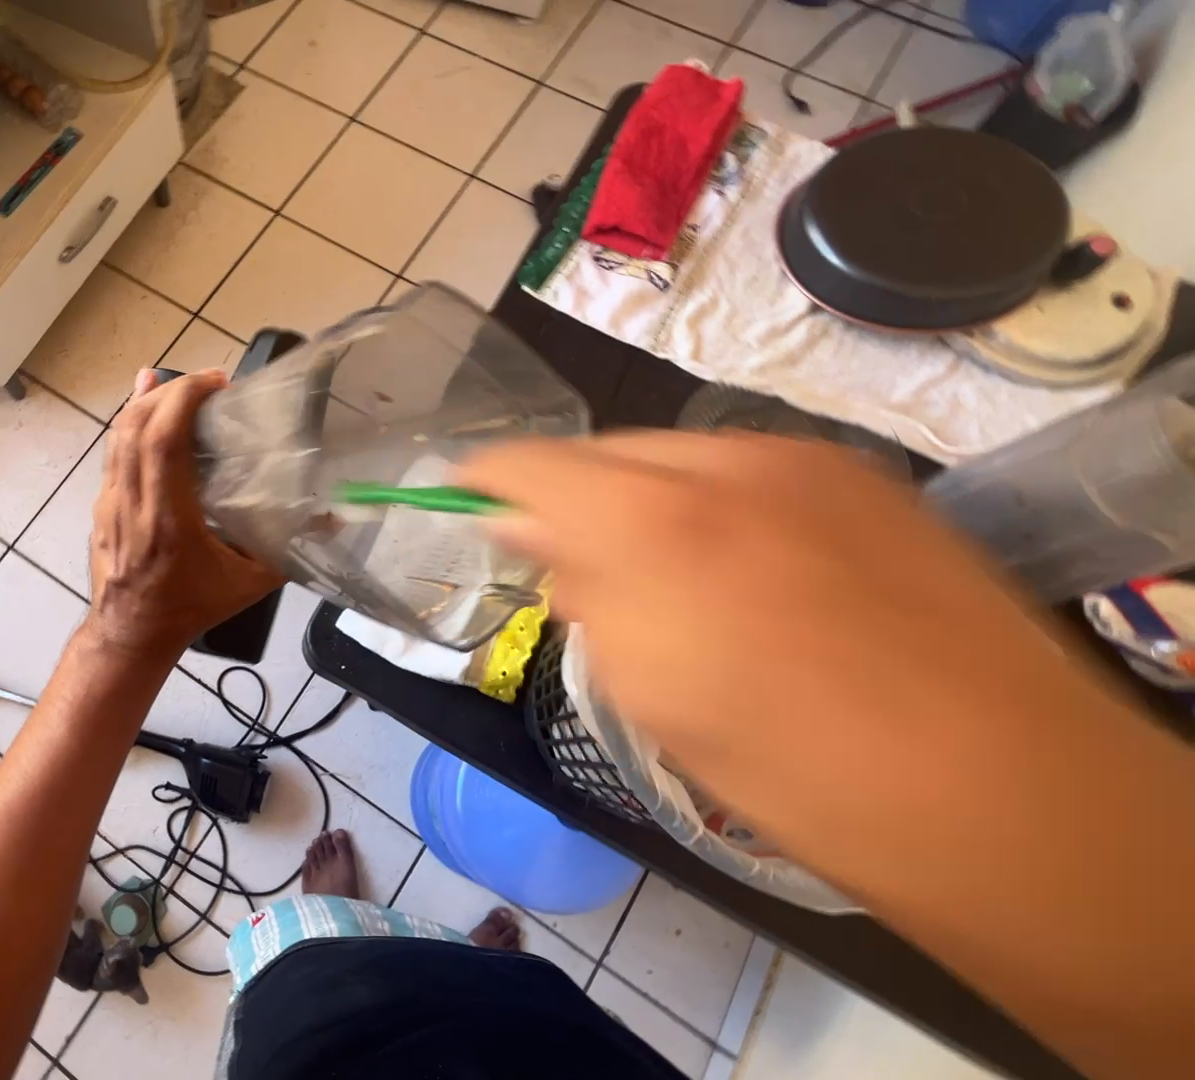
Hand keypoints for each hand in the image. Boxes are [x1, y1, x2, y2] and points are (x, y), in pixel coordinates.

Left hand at [83, 369, 284, 660]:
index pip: (163, 439)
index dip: (185, 398)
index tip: (216, 382)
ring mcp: (110, 502)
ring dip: (146, 401)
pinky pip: (112, 452)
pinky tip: (140, 401)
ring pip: (118, 435)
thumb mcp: (248, 584)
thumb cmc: (190, 609)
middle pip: (136, 425)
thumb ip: (288, 550)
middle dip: (170, 391)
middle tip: (206, 382)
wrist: (131, 635)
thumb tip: (332, 520)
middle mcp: (131, 501)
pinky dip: (128, 422)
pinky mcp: (101, 505)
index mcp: (167, 517)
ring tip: (175, 382)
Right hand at [456, 431, 1124, 836]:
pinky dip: (706, 504)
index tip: (463, 499)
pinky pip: (739, 470)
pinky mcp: (861, 477)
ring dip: (638, 502)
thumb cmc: (782, 762)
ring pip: (670, 456)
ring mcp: (803, 461)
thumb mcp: (642, 684)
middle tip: (562, 559)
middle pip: (600, 452)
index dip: (484, 479)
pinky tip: (731, 567)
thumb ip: (575, 588)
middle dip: (567, 498)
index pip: (531, 466)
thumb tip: (527, 530)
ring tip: (656, 573)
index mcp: (652, 524)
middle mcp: (724, 463)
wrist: (995, 792)